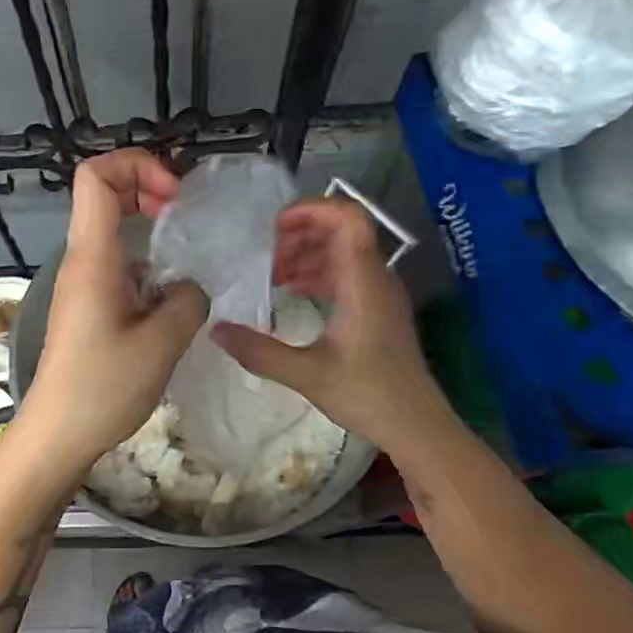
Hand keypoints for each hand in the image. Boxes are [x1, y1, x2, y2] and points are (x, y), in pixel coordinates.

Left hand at [20, 150, 207, 465]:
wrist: (57, 435)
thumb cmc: (103, 388)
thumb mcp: (162, 343)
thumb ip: (188, 301)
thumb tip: (191, 287)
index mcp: (93, 257)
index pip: (96, 176)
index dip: (137, 166)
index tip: (174, 198)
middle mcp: (82, 261)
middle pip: (105, 194)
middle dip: (149, 190)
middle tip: (187, 217)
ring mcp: (84, 284)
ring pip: (115, 232)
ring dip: (153, 231)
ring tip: (191, 259)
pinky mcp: (90, 307)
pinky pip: (119, 265)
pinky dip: (149, 264)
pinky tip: (174, 298)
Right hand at [212, 198, 449, 452]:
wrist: (415, 423)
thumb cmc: (368, 394)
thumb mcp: (307, 375)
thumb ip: (260, 352)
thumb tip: (216, 331)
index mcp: (362, 280)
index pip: (348, 218)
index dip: (312, 209)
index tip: (275, 227)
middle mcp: (374, 277)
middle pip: (340, 231)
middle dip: (300, 234)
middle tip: (266, 257)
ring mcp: (379, 293)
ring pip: (342, 253)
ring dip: (307, 255)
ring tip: (273, 275)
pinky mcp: (377, 310)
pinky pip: (346, 275)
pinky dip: (318, 274)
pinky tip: (293, 292)